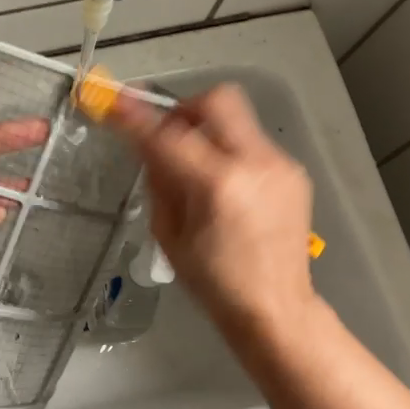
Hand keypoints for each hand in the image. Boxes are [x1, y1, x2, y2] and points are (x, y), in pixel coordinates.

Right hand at [107, 84, 315, 331]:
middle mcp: (255, 164)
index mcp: (218, 185)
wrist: (276, 308)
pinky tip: (222, 189)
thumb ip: (159, 183)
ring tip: (194, 170)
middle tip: (166, 134)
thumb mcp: (169, 236)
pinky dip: (229, 153)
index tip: (116, 103)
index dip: (136, 117)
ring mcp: (280, 165)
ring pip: (237, 120)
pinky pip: (252, 145)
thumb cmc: (214, 283)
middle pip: (217, 101)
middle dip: (184, 110)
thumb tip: (149, 148)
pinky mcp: (292, 173)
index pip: (168, 135)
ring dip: (207, 133)